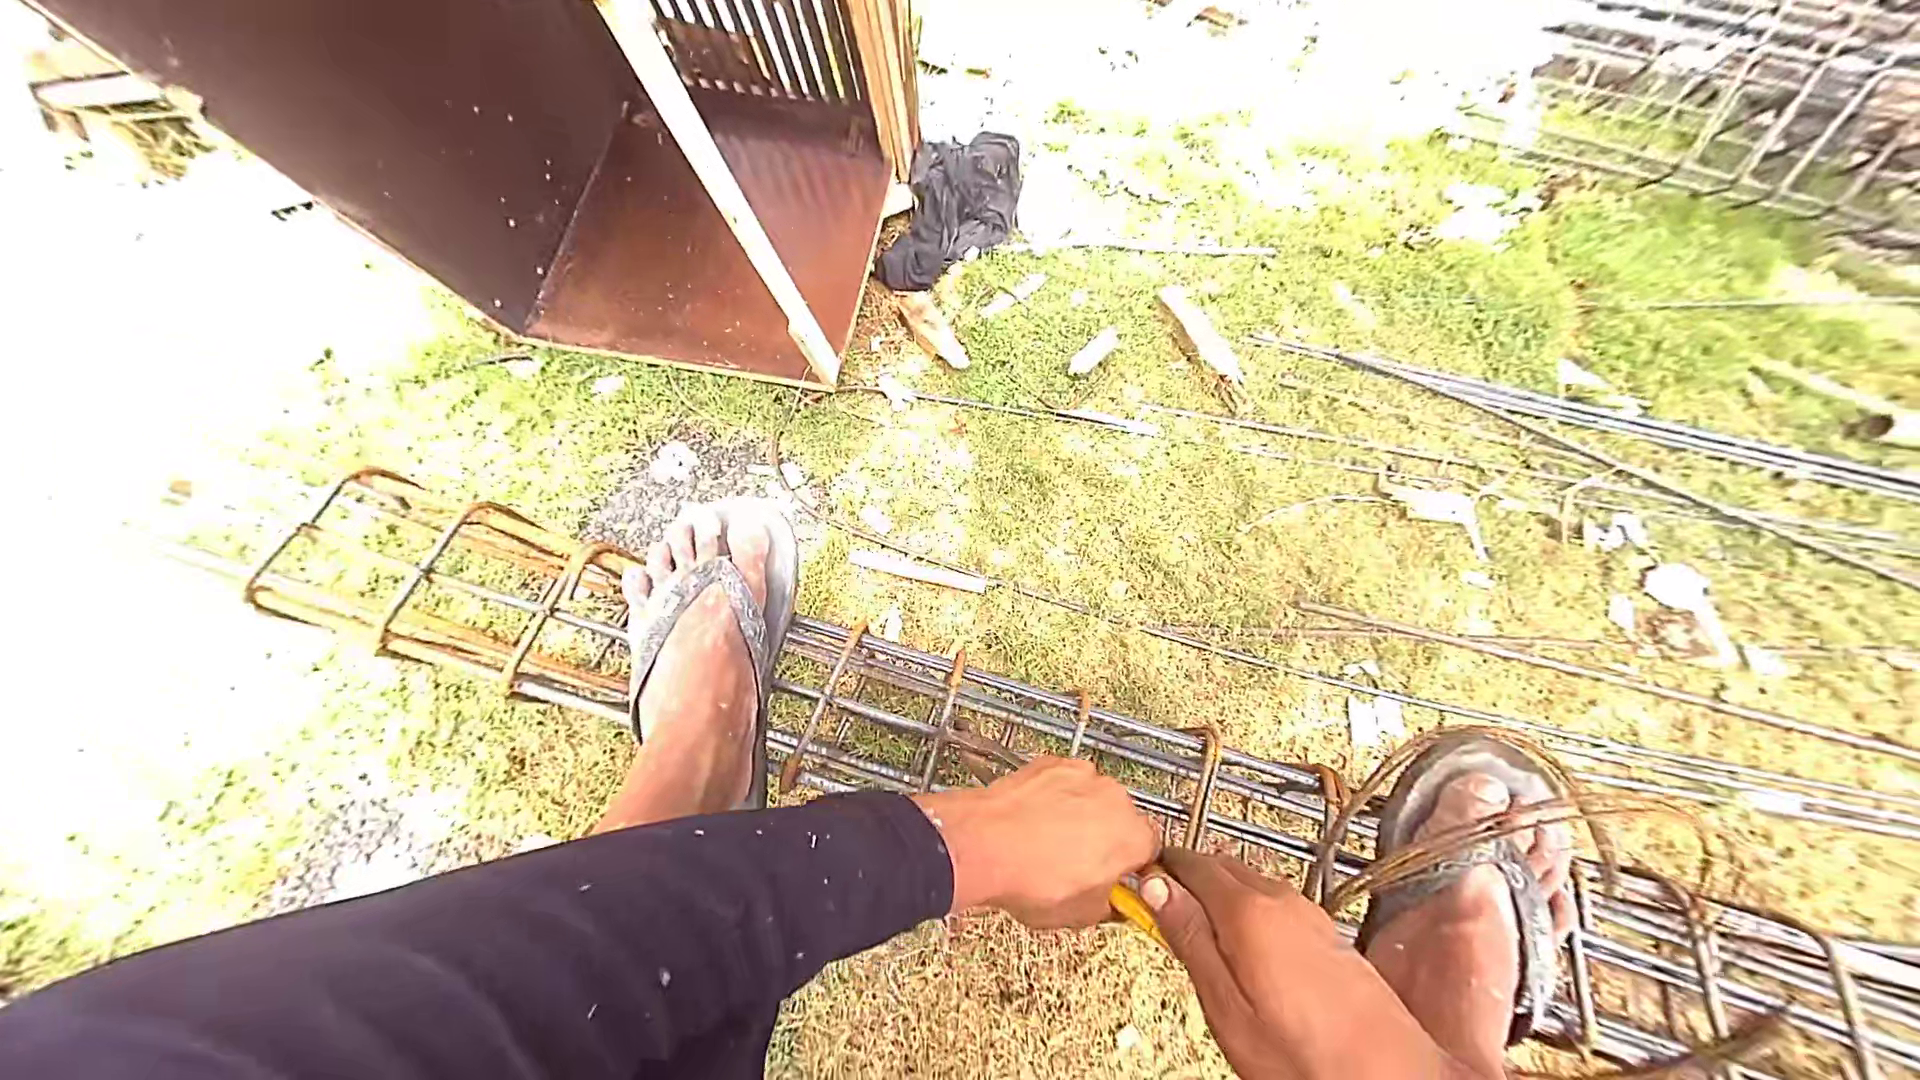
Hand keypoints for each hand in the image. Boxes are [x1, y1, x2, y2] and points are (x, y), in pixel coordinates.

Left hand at [912, 756, 1159, 927]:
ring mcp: (1082, 775)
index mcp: (1133, 836)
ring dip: (1080, 811)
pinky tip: (1036, 816)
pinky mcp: (1053, 763)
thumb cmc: (1031, 877)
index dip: (1133, 863)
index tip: (1118, 874)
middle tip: (1080, 860)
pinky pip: (1064, 780)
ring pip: (1092, 796)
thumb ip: (1111, 904)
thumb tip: (1113, 901)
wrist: (985, 842)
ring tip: (1051, 837)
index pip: (1151, 847)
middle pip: (1121, 817)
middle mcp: (1114, 797)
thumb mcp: (1083, 914)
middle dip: (1106, 835)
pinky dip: (1055, 794)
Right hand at [1143, 849, 1467, 1079]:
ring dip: (1219, 895)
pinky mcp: (1328, 932)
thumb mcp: (1227, 1008)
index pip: (1189, 863)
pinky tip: (1248, 953)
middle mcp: (1277, 897)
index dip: (1161, 869)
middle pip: (1218, 865)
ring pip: (1246, 881)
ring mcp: (1307, 912)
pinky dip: (1248, 910)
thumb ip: (1189, 939)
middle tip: (1168, 915)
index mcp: (1246, 909)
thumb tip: (1155, 886)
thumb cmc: (1305, 1062)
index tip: (1142, 886)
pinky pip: (1272, 902)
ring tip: (1206, 940)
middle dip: (1189, 879)